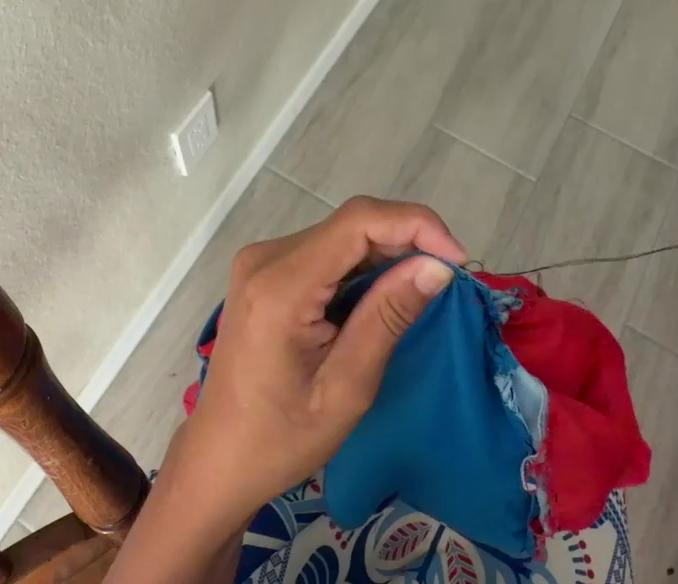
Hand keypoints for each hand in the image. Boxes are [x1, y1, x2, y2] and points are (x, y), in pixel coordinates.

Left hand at [107, 196, 464, 583]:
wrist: (220, 457)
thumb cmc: (282, 437)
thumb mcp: (347, 387)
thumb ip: (388, 317)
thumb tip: (437, 266)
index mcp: (281, 285)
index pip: (357, 221)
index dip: (416, 225)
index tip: (457, 262)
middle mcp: (266, 257)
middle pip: (351, 224)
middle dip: (407, 242)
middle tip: (446, 283)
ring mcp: (261, 261)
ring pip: (341, 235)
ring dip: (387, 254)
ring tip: (419, 294)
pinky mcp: (264, 272)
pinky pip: (325, 251)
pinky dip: (361, 266)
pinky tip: (382, 297)